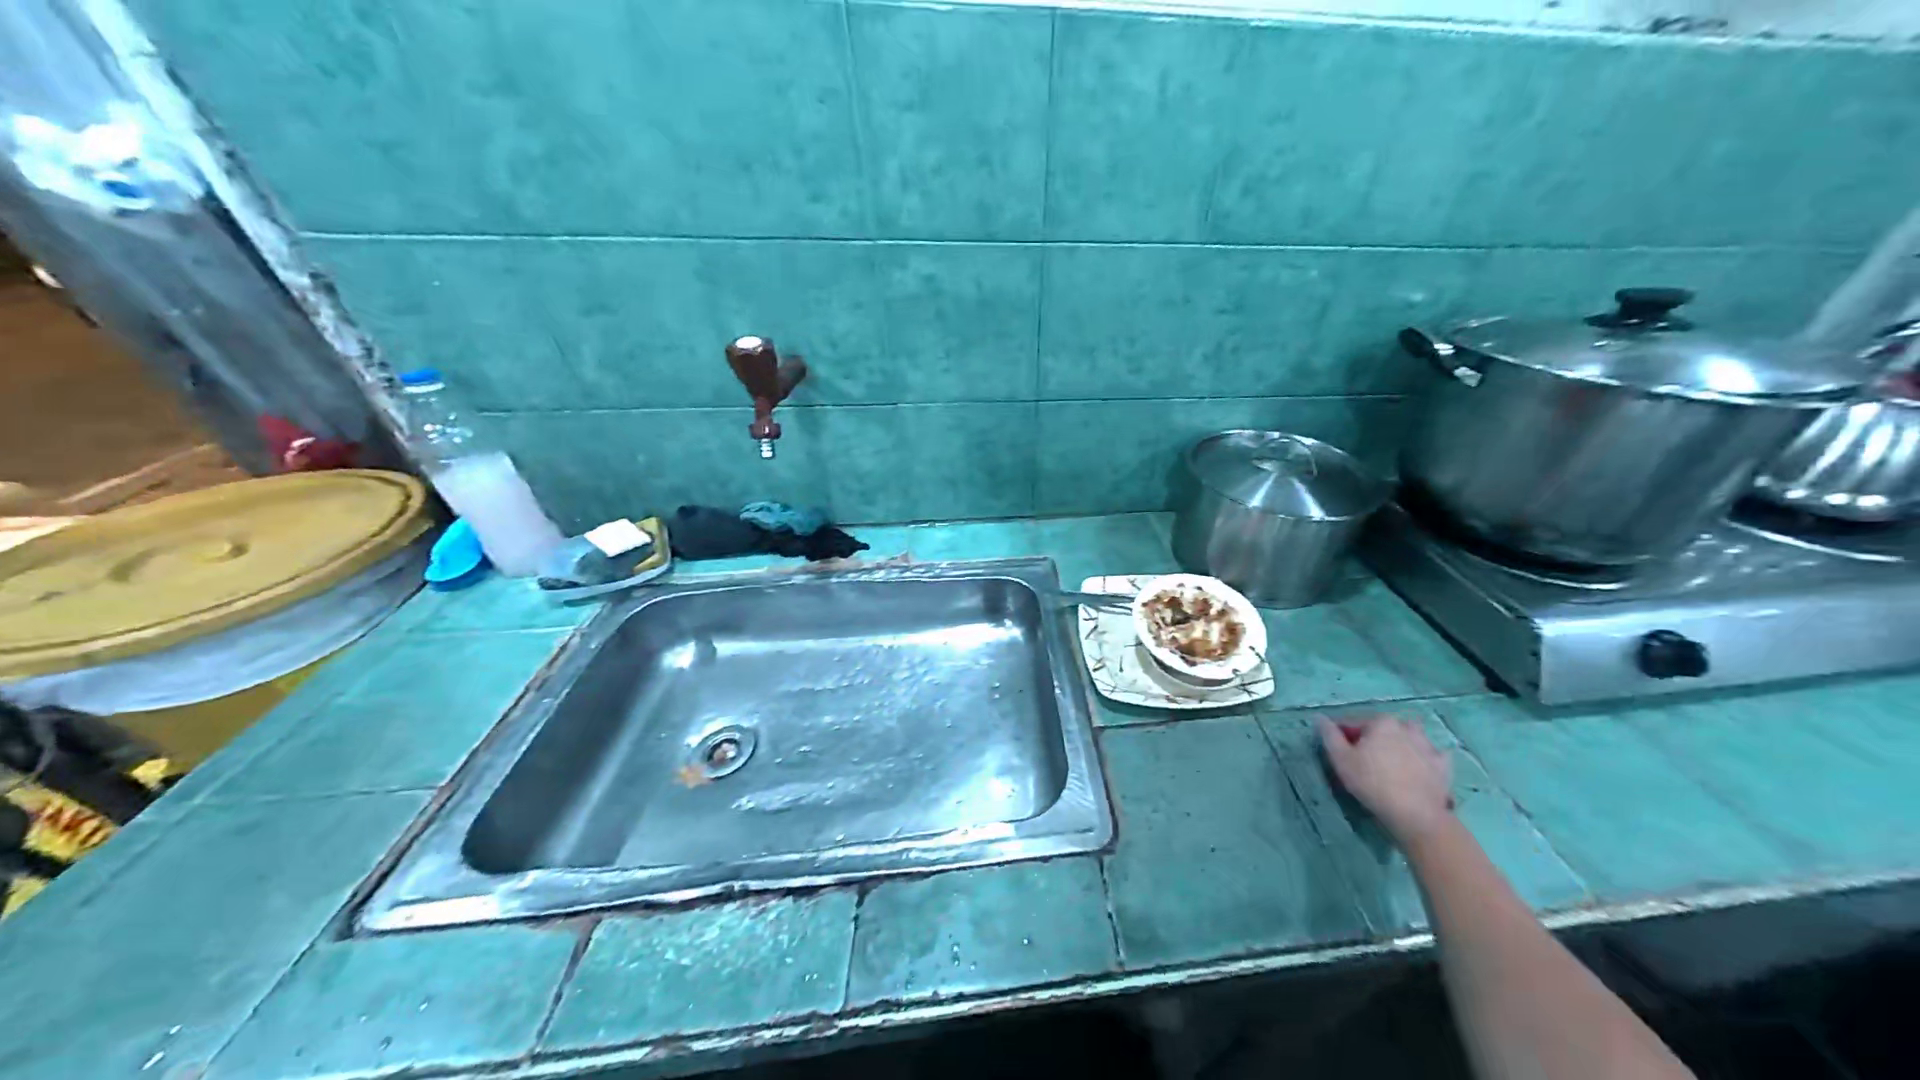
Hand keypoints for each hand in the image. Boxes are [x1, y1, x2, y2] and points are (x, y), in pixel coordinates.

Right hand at [1316, 714, 1454, 844]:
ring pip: (1410, 737)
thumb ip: (1328, 735)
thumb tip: (1319, 717)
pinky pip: (1433, 755)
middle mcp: (1406, 727)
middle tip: (1363, 758)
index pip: (1353, 722)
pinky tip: (1420, 767)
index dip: (1341, 735)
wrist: (1416, 814)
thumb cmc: (1372, 783)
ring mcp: (1429, 746)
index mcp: (1381, 722)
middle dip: (1372, 737)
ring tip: (1391, 761)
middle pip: (1382, 728)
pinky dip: (1426, 758)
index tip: (1337, 751)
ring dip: (1400, 743)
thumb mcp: (1340, 759)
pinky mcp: (1444, 765)